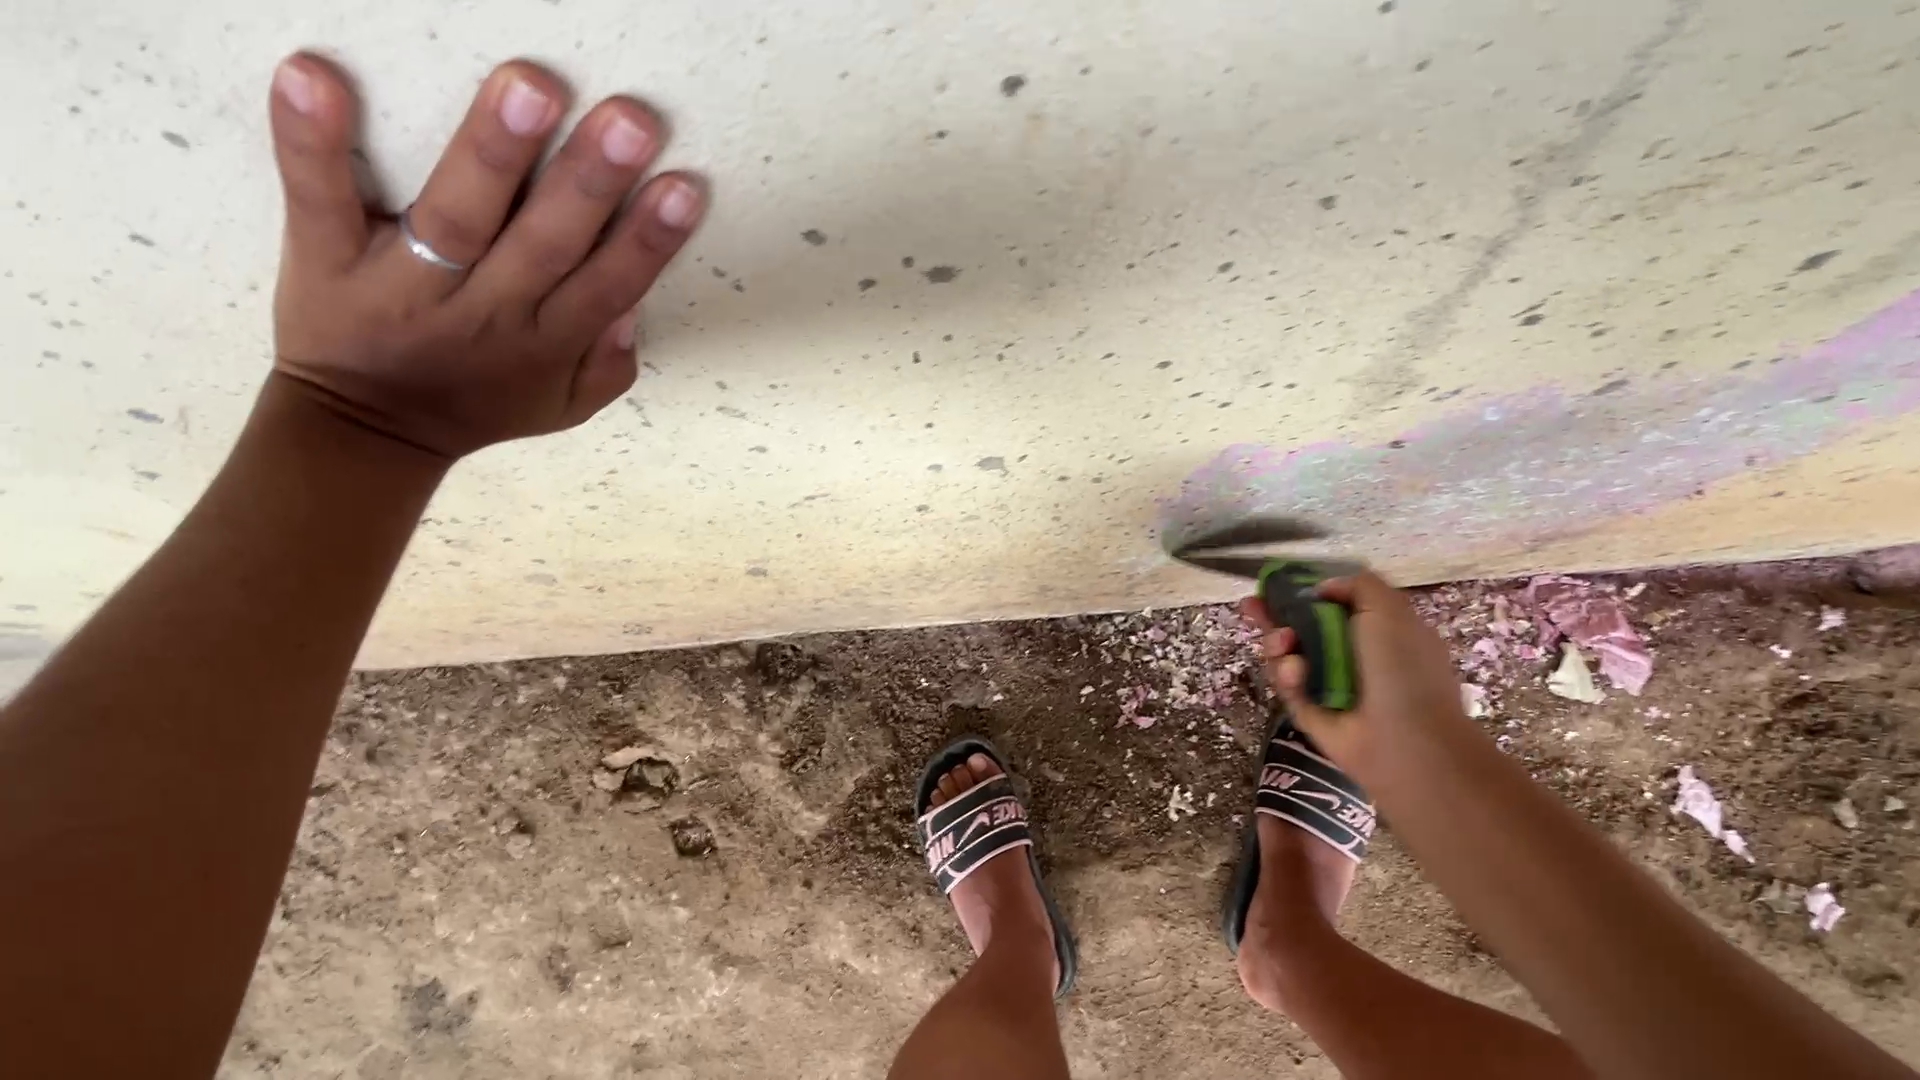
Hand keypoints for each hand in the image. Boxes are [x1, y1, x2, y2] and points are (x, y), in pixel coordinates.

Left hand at [266, 53, 704, 459]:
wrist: (368, 432)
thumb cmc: (480, 405)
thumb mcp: (567, 405)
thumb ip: (610, 363)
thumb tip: (634, 304)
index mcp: (546, 342)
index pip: (608, 286)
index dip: (648, 241)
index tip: (683, 188)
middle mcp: (485, 313)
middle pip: (546, 245)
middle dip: (590, 183)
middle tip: (629, 120)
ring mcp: (404, 285)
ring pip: (457, 218)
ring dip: (492, 154)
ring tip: (529, 89)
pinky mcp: (327, 258)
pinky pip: (318, 198)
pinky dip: (310, 142)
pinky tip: (313, 77)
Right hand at [1241, 571, 1476, 783]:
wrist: (1404, 739)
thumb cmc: (1402, 669)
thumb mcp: (1390, 611)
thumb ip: (1358, 585)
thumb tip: (1323, 589)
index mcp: (1378, 631)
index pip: (1333, 605)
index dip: (1305, 593)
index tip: (1278, 584)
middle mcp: (1351, 655)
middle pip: (1301, 627)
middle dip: (1274, 615)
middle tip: (1251, 607)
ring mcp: (1328, 683)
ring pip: (1287, 653)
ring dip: (1278, 643)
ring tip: (1283, 645)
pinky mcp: (1308, 708)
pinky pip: (1286, 683)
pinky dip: (1287, 675)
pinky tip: (1297, 675)